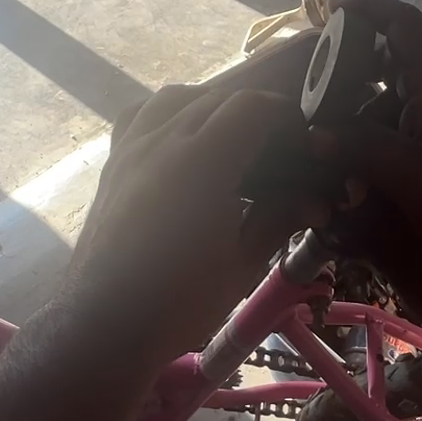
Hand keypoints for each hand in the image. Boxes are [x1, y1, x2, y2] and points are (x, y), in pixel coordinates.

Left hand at [62, 86, 324, 366]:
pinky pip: (139, 116)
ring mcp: (132, 147)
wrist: (106, 323)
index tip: (299, 136)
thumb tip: (315, 200)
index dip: (282, 113)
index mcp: (204, 161)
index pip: (251, 106)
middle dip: (252, 113)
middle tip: (273, 147)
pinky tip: (176, 141)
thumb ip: (280, 219)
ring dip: (207, 105)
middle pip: (217, 99)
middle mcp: (164, 139)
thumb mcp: (244, 263)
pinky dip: (165, 115)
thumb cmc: (181, 300)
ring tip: (224, 137)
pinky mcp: (112, 163)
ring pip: (174, 98)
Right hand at [311, 0, 421, 272]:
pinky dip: (401, 128)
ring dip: (378, 112)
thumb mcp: (407, 177)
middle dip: (359, 74)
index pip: (401, 23)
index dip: (365, 8)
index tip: (332, 9)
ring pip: (413, 94)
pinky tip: (384, 164)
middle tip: (322, 94)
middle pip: (401, 60)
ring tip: (347, 148)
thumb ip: (358, 148)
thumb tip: (314, 134)